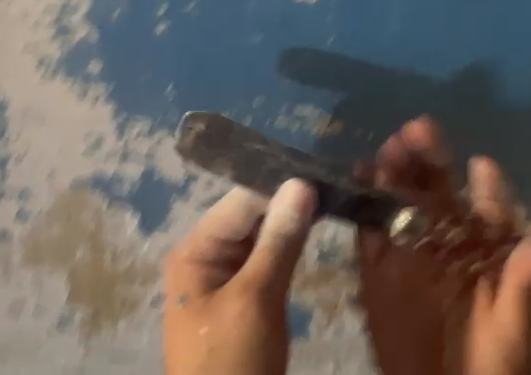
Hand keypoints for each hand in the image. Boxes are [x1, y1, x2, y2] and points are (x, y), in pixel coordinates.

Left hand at [163, 179, 318, 374]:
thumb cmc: (233, 364)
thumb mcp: (256, 299)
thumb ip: (279, 240)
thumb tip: (300, 182)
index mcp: (196, 251)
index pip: (242, 201)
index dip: (280, 186)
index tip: (323, 174)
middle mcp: (206, 257)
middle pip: (250, 217)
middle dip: (288, 204)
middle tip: (334, 187)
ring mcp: (224, 281)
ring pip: (261, 239)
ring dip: (291, 225)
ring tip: (332, 203)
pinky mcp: (243, 302)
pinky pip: (265, 263)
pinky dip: (288, 251)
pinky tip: (314, 238)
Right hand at [358, 118, 530, 374]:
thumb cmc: (494, 371)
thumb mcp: (520, 329)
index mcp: (489, 248)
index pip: (490, 206)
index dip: (487, 185)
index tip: (482, 168)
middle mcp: (450, 238)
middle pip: (439, 187)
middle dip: (430, 156)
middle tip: (420, 132)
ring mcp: (411, 249)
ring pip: (402, 195)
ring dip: (396, 168)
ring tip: (392, 149)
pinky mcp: (377, 267)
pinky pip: (369, 226)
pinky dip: (363, 198)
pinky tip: (359, 176)